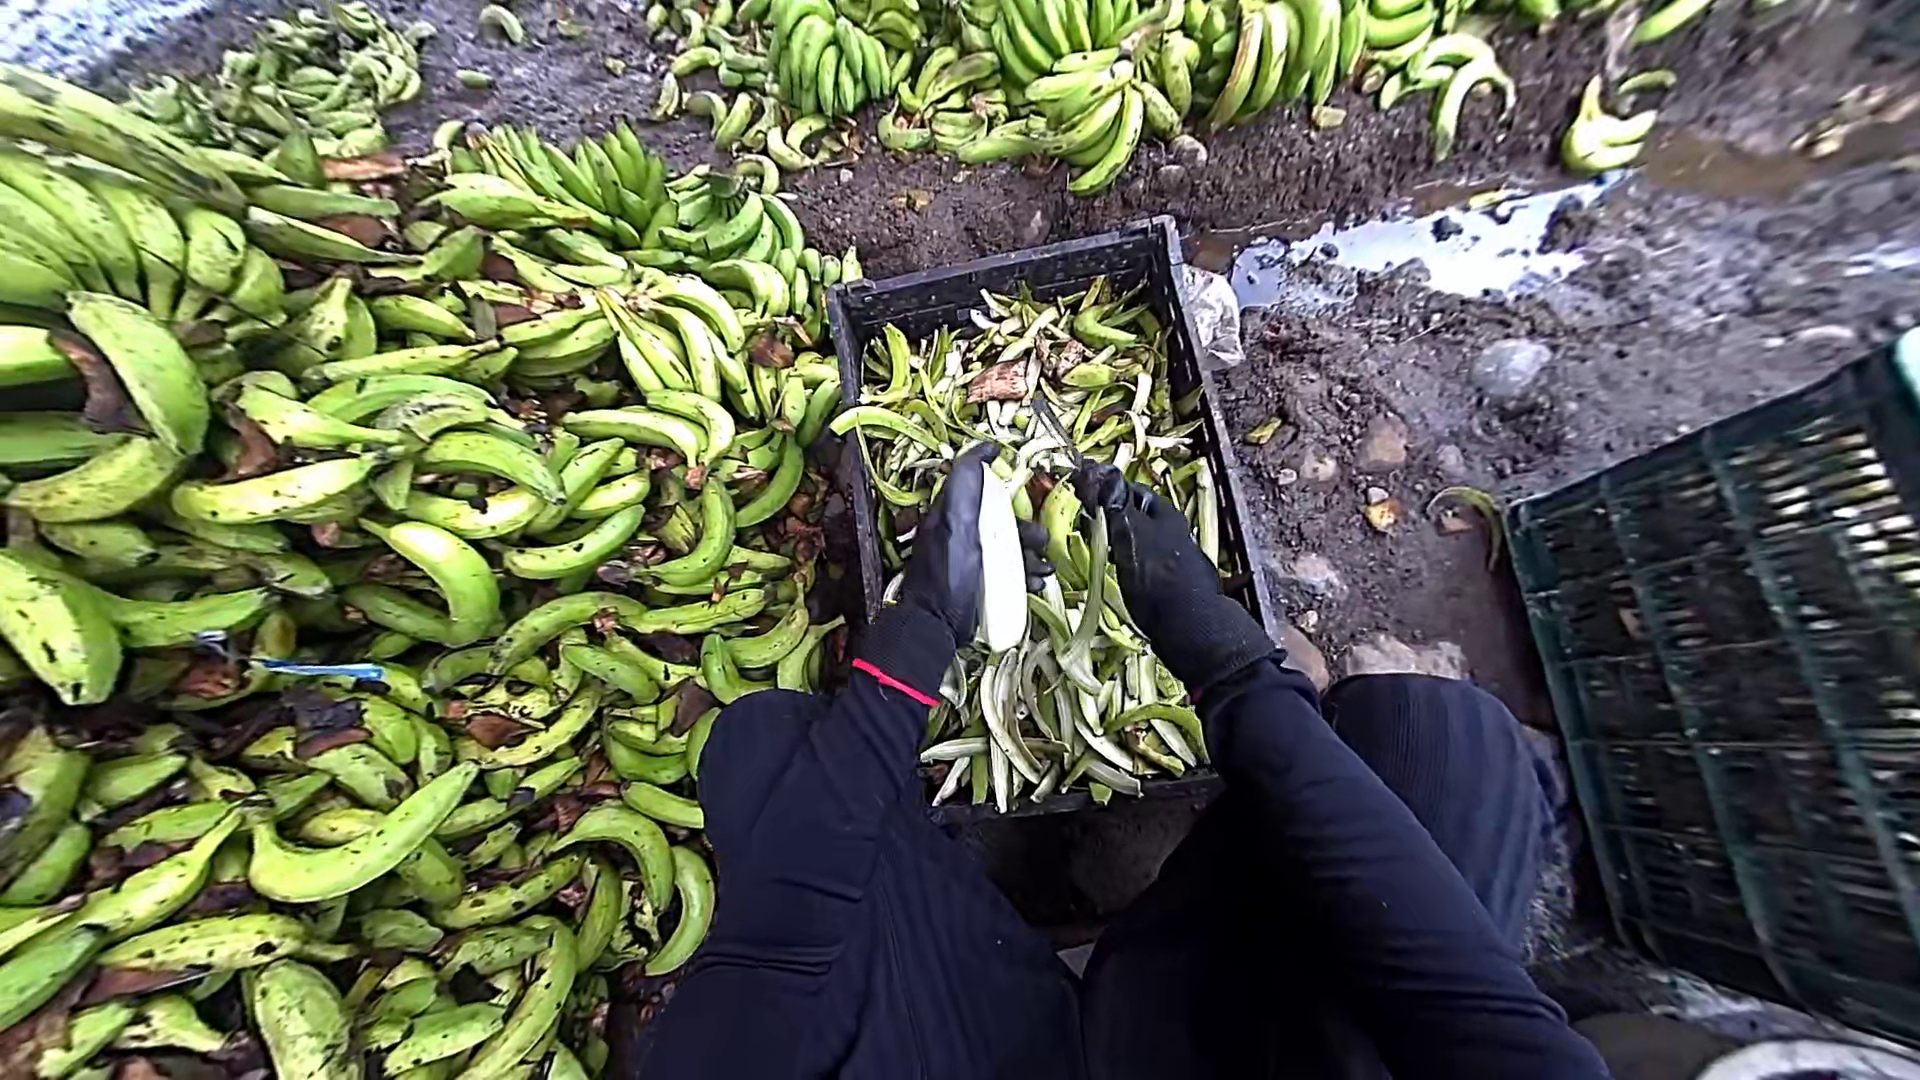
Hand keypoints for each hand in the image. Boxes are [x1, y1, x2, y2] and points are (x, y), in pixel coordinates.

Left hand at [897, 443, 1052, 644]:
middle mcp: (959, 532)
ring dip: (1032, 554)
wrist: (937, 627)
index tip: (1012, 463)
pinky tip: (1036, 583)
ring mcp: (970, 559)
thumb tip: (981, 453)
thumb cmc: (947, 576)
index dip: (991, 469)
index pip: (971, 481)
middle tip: (1040, 542)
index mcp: (950, 514)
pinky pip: (1008, 570)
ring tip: (1043, 570)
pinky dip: (1026, 574)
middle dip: (1026, 527)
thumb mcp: (955, 526)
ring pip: (1008, 546)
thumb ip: (965, 490)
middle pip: (1000, 518)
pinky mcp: (980, 582)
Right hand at [1074, 462, 1272, 689]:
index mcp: (1163, 513)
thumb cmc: (1155, 575)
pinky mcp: (1171, 582)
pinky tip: (1117, 575)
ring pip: (1138, 539)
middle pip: (1134, 515)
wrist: (1188, 625)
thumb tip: (1091, 471)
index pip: (1129, 490)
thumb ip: (1111, 503)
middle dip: (1111, 518)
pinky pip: (1142, 563)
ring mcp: (1174, 557)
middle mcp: (1173, 530)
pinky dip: (1126, 563)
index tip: (1084, 498)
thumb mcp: (1128, 532)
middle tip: (1086, 526)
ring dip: (1117, 542)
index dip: (1106, 491)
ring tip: (1097, 550)